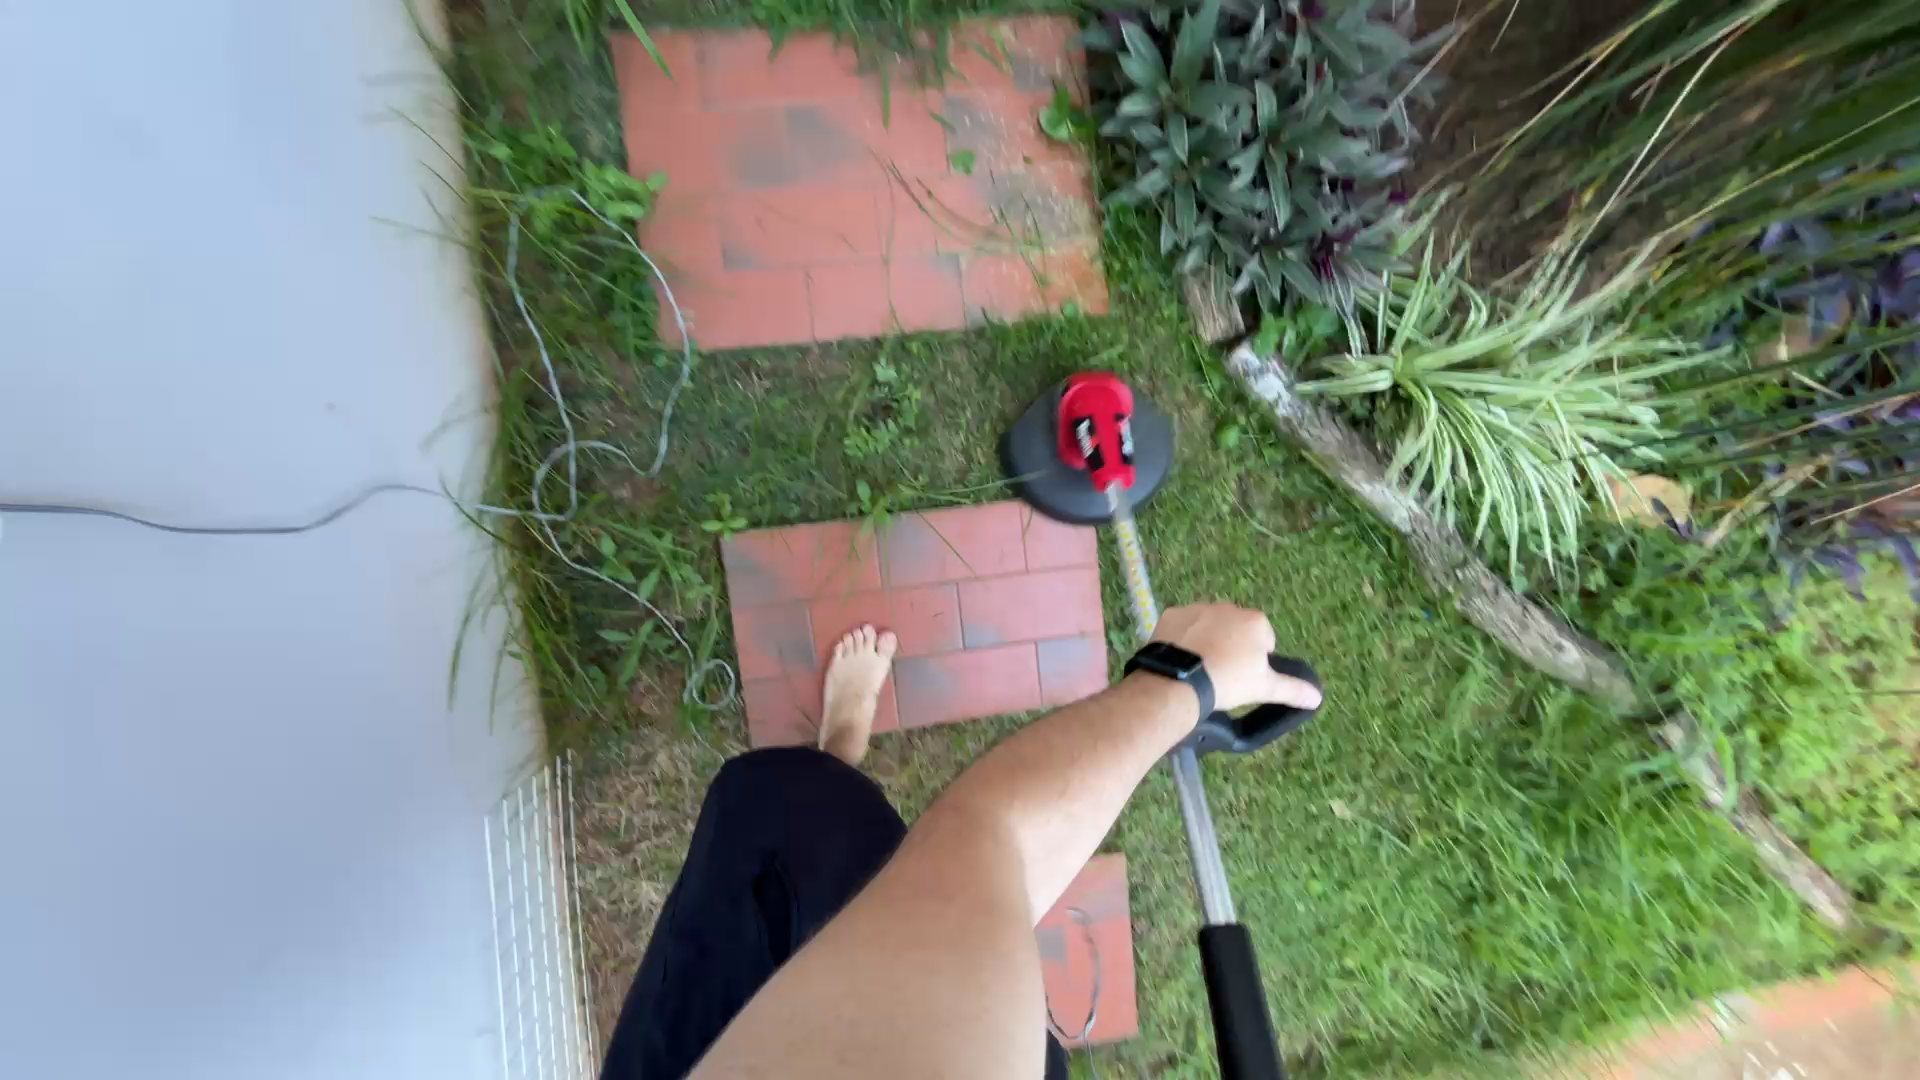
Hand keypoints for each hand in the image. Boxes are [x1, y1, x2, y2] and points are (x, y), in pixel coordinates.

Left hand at [1150, 603, 1321, 713]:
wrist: (1181, 679)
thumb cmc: (1229, 681)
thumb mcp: (1265, 687)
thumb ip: (1293, 689)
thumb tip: (1317, 696)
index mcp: (1255, 621)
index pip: (1264, 638)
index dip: (1256, 658)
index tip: (1244, 674)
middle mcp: (1227, 607)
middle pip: (1235, 628)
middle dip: (1232, 645)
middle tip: (1222, 671)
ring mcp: (1196, 607)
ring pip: (1207, 624)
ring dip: (1206, 638)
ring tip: (1199, 665)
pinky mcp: (1171, 614)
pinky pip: (1181, 625)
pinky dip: (1182, 636)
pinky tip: (1180, 655)